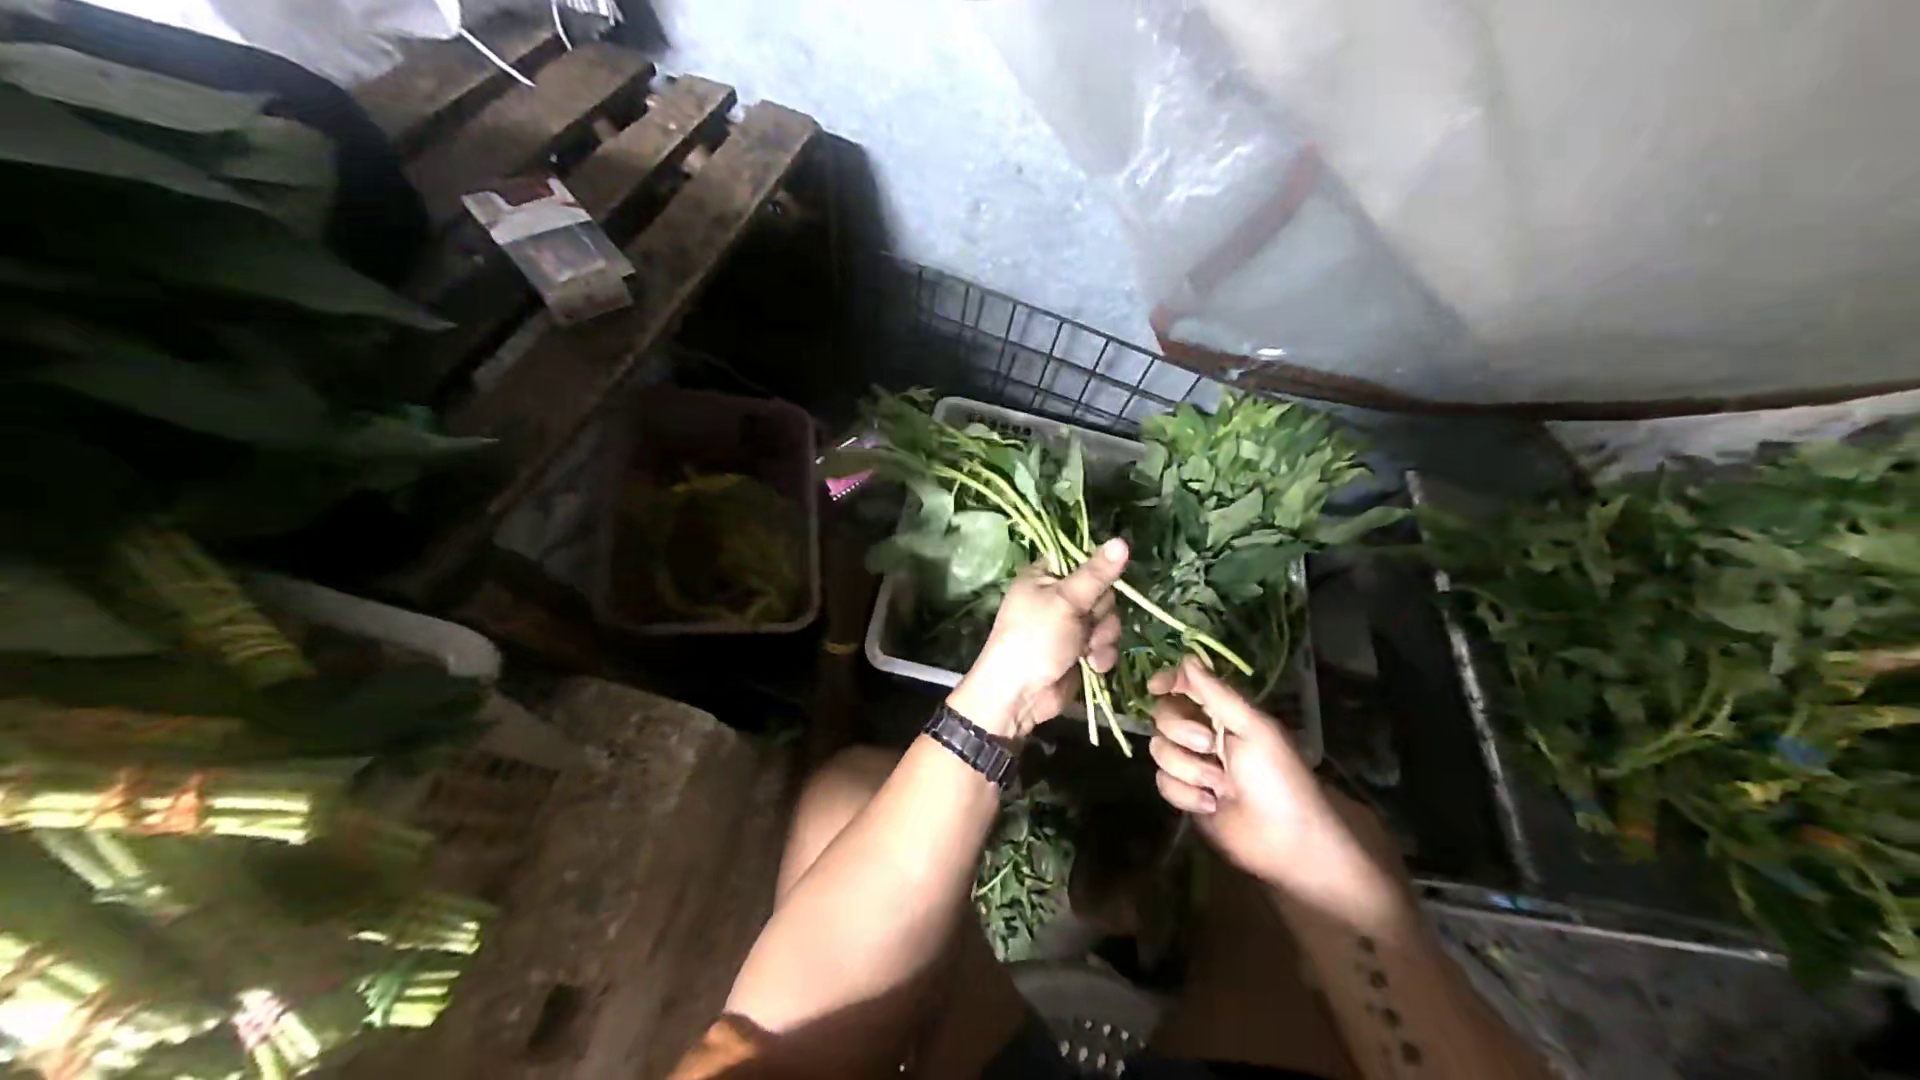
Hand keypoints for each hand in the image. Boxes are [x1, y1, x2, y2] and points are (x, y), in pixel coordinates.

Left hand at [946, 538, 1128, 739]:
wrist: (1021, 694)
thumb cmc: (1035, 638)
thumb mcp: (1065, 601)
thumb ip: (1096, 574)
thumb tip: (1122, 541)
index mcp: (1045, 576)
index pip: (1083, 560)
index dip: (1097, 572)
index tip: (1102, 583)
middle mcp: (1058, 596)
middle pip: (1103, 592)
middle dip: (1100, 613)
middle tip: (1085, 624)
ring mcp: (1070, 624)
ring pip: (1108, 619)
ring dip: (1103, 637)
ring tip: (1087, 651)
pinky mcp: (1080, 650)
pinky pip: (1105, 643)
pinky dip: (1101, 655)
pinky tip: (1092, 666)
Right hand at [1146, 657, 1407, 921]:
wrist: (1287, 840)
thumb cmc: (1278, 778)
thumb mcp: (1253, 729)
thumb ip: (1217, 694)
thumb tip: (1187, 657)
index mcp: (1223, 714)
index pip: (1185, 685)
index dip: (1167, 681)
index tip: (1155, 687)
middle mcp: (1203, 734)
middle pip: (1163, 717)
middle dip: (1182, 733)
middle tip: (1210, 748)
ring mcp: (1192, 765)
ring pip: (1159, 751)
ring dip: (1188, 769)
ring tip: (1218, 786)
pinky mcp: (1185, 794)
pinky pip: (1162, 782)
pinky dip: (1186, 794)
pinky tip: (1211, 804)